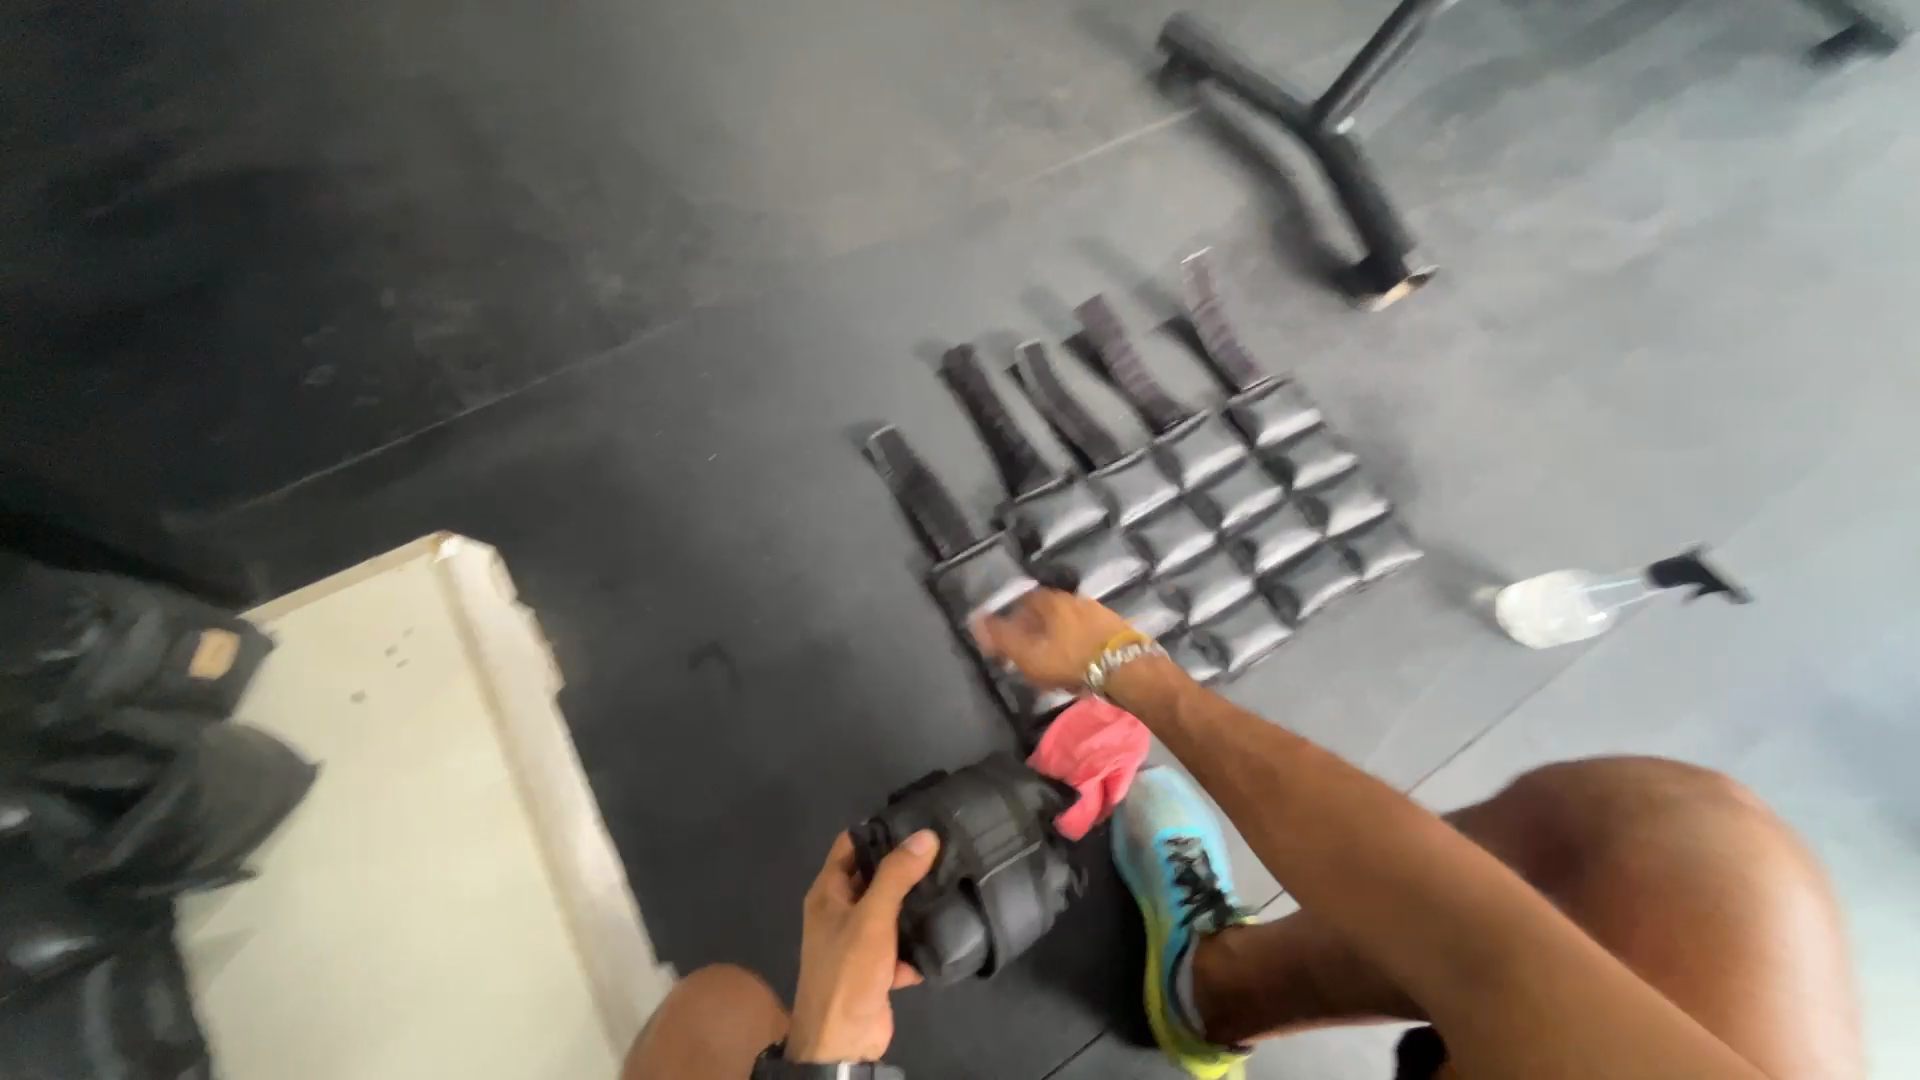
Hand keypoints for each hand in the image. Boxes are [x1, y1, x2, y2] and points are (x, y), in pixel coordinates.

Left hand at [787, 830, 940, 1063]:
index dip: (878, 830)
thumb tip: (926, 835)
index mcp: (828, 893)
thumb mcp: (872, 917)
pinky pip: (900, 944)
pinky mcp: (877, 967)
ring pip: (890, 910)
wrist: (843, 1042)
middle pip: (874, 876)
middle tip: (943, 847)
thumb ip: (897, 875)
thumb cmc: (847, 970)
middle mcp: (841, 912)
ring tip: (951, 880)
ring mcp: (858, 941)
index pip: (851, 845)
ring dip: (914, 903)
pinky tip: (944, 929)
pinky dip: (917, 942)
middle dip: (904, 865)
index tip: (914, 819)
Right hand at [971, 588, 1136, 691]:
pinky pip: (1088, 635)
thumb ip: (1001, 638)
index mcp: (1051, 600)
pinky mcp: (1116, 628)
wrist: (1127, 669)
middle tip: (1030, 655)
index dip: (1013, 620)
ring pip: (1069, 623)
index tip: (1010, 641)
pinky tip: (1079, 665)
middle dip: (1036, 631)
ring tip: (1054, 664)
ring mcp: (1098, 611)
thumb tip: (975, 620)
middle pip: (1047, 611)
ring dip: (1059, 639)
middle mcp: (1074, 598)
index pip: (1023, 602)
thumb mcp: (1028, 654)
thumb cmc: (1071, 661)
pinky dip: (1079, 646)